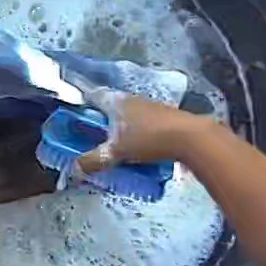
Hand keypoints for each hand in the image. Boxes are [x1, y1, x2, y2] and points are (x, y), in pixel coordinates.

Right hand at [75, 91, 215, 171]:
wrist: (191, 138)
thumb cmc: (149, 139)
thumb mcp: (116, 153)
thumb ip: (94, 160)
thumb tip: (74, 169)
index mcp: (116, 101)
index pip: (93, 96)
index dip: (83, 103)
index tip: (77, 114)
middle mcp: (131, 98)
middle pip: (110, 107)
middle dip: (102, 120)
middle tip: (95, 137)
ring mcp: (150, 105)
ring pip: (128, 115)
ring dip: (121, 127)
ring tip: (116, 146)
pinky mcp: (165, 116)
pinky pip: (143, 123)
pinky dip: (137, 133)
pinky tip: (139, 148)